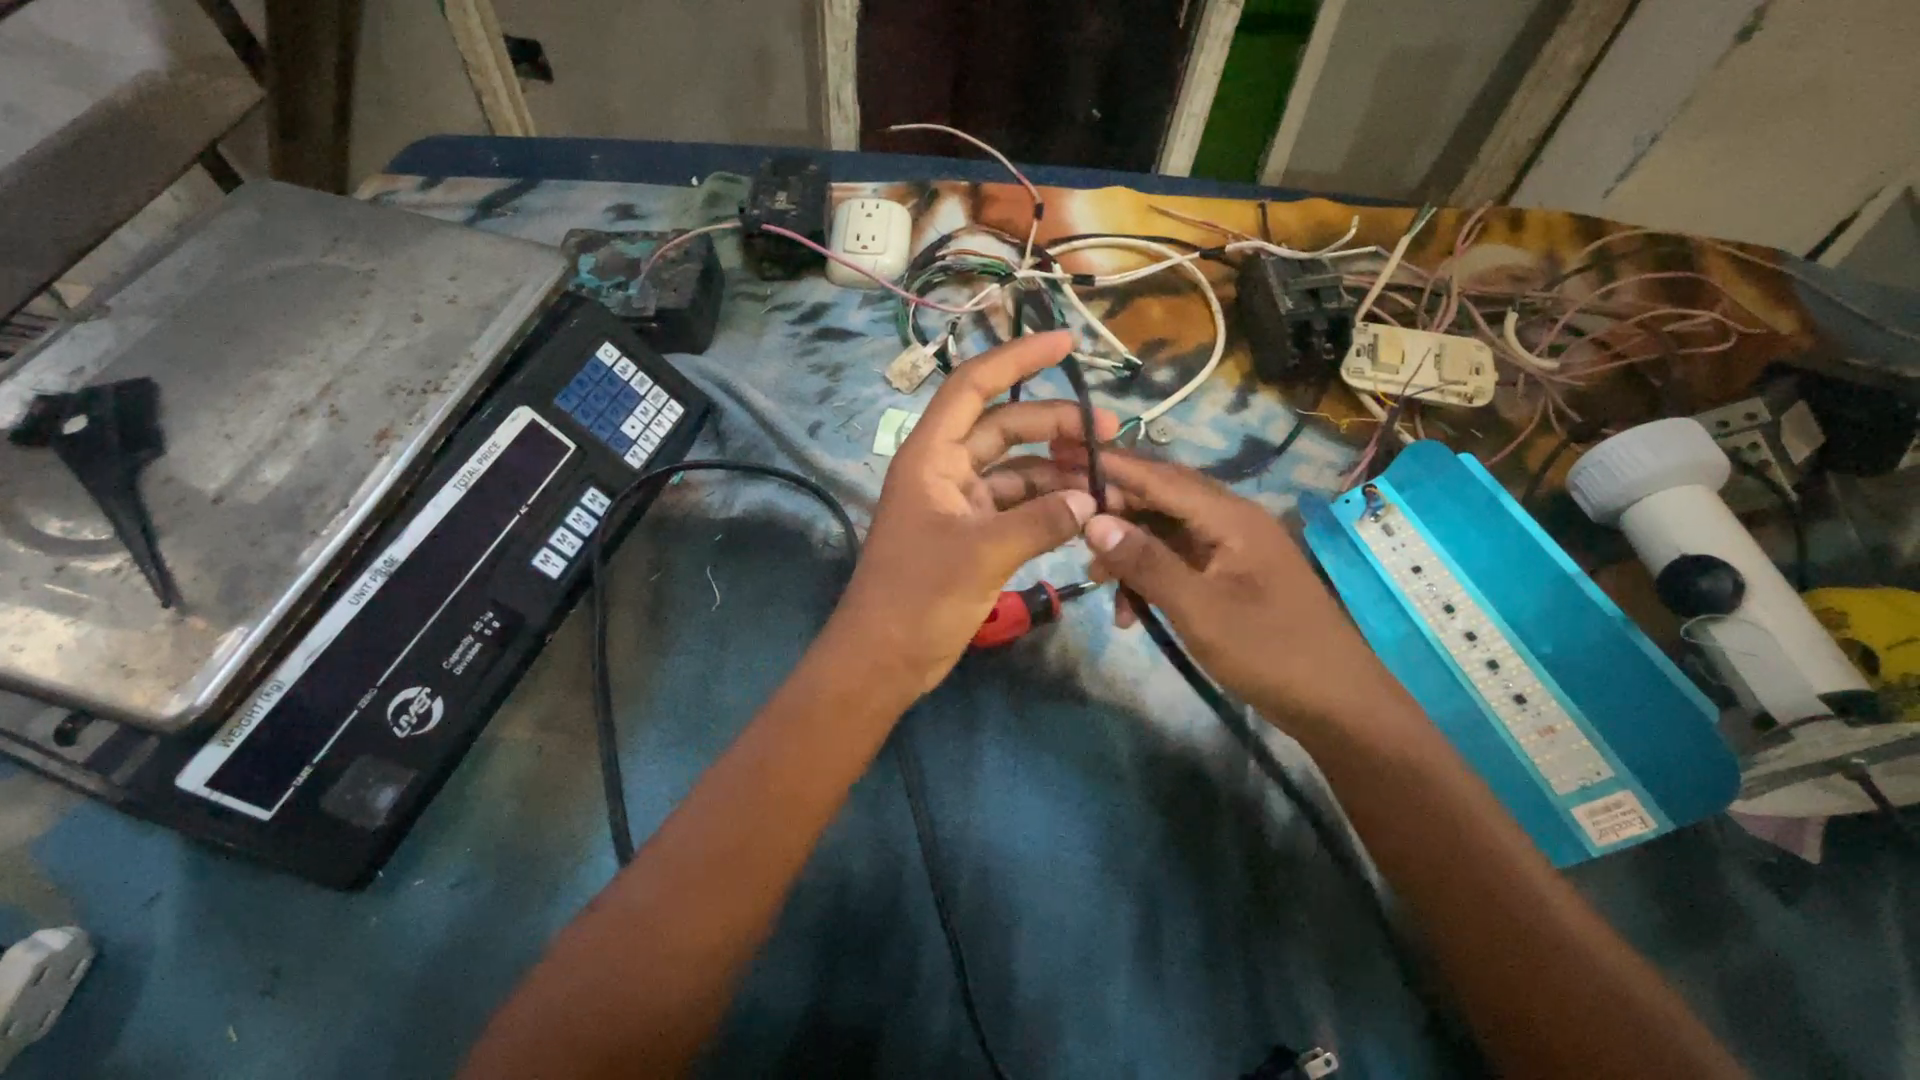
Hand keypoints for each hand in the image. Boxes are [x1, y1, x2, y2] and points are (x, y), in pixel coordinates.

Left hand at [828, 331, 1117, 695]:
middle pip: (1005, 427)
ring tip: (1104, 480)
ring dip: (1057, 471)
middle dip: (1055, 425)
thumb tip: (1090, 503)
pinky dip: (1048, 506)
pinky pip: (1018, 506)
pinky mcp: (972, 536)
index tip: (1066, 342)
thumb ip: (1040, 522)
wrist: (884, 659)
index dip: (1017, 359)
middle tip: (1110, 434)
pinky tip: (1083, 512)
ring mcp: (959, 504)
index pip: (973, 387)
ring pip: (1017, 469)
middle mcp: (944, 470)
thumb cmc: (918, 598)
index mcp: (930, 456)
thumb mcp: (982, 554)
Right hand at [1082, 453, 1412, 729]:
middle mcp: (1233, 522)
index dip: (1110, 466)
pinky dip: (1151, 578)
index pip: (1160, 477)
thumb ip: (1146, 563)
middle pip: (1162, 498)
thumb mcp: (1199, 610)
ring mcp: (1235, 551)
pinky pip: (1181, 562)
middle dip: (1115, 511)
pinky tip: (1131, 612)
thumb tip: (1094, 520)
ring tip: (1096, 581)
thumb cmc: (1271, 653)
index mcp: (1231, 517)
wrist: (1338, 705)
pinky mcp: (1233, 578)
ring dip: (1130, 551)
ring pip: (1168, 533)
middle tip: (1068, 527)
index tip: (1061, 454)